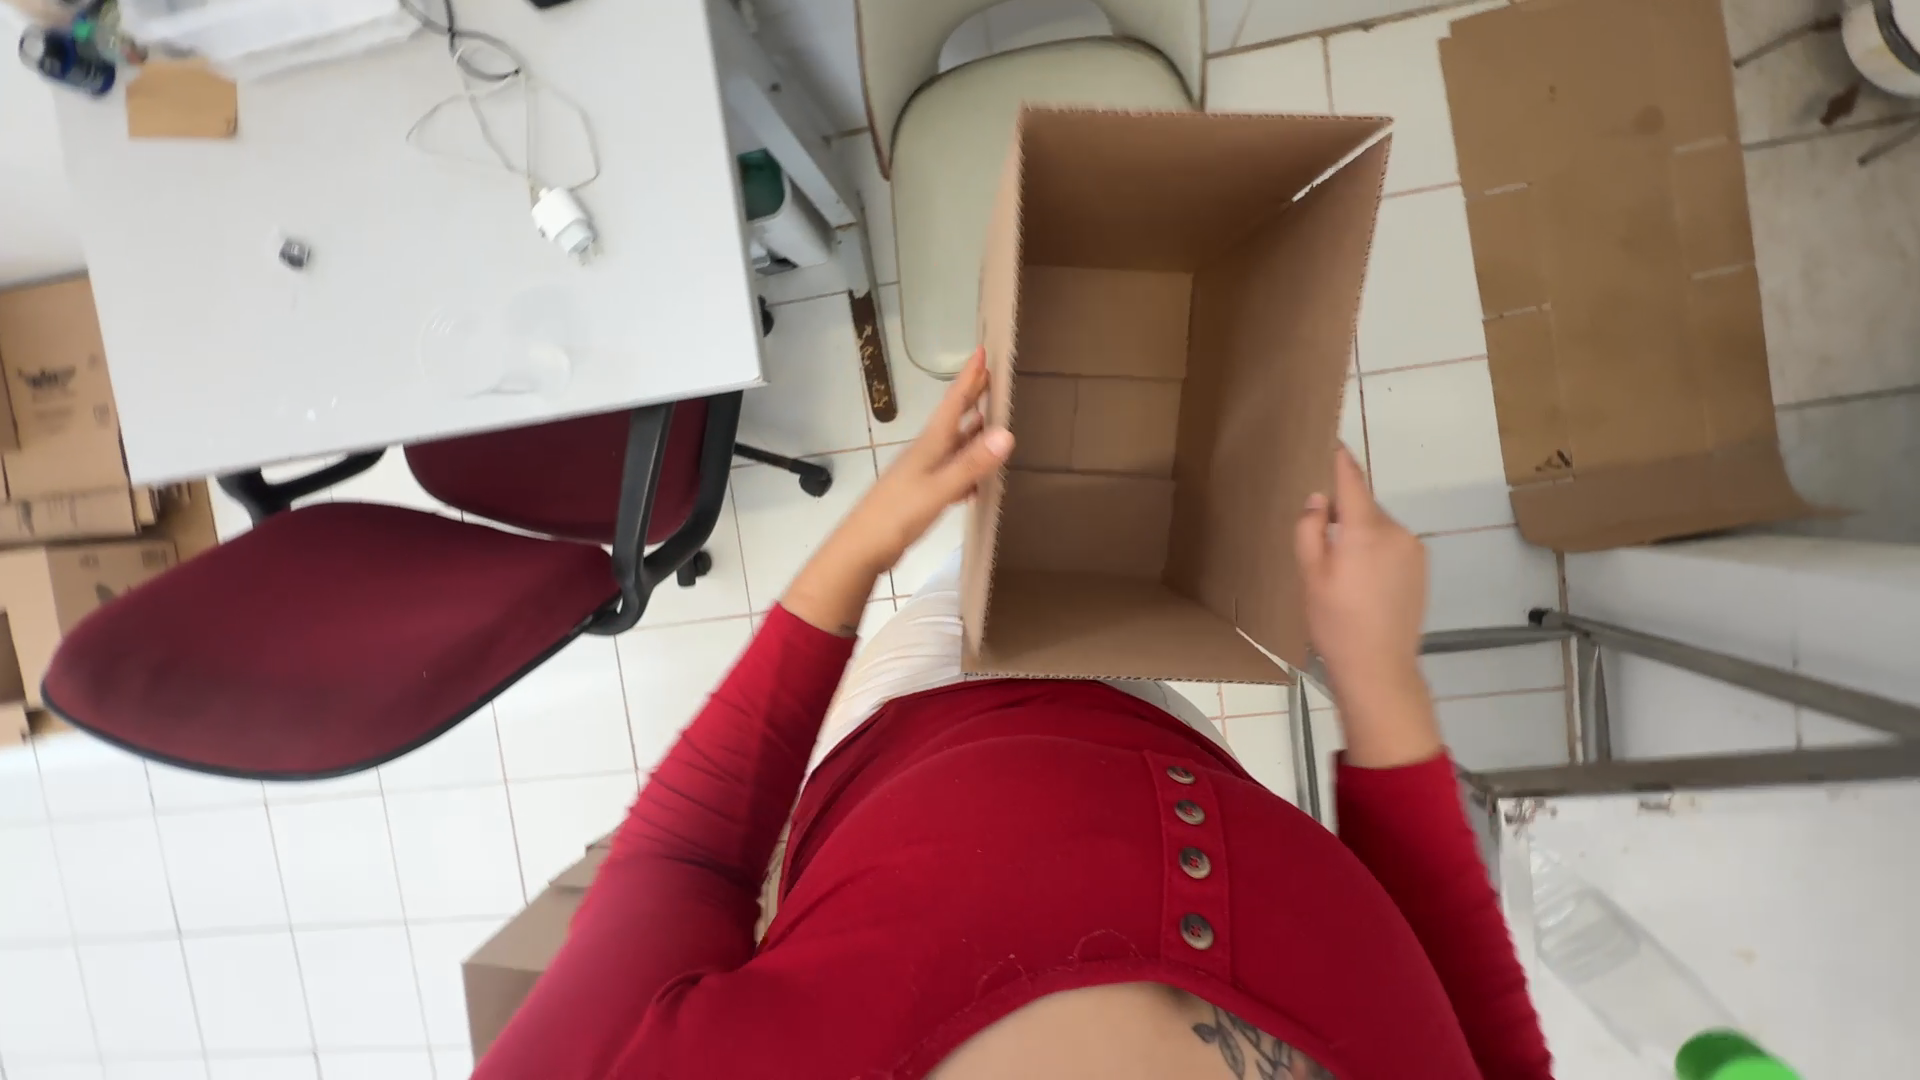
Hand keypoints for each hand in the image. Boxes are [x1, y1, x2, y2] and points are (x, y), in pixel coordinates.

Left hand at [830, 346, 1011, 575]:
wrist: (861, 548)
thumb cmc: (896, 516)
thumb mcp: (938, 489)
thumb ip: (970, 464)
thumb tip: (1006, 433)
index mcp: (930, 446)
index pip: (952, 404)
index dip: (968, 378)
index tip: (981, 352)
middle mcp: (926, 453)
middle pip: (952, 419)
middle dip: (970, 397)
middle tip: (989, 377)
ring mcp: (921, 474)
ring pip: (952, 445)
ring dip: (969, 431)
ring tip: (989, 420)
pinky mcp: (920, 495)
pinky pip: (950, 472)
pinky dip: (965, 468)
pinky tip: (975, 479)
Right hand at [1294, 445, 1440, 767]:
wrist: (1379, 666)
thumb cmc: (1335, 621)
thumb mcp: (1309, 575)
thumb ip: (1310, 530)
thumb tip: (1318, 500)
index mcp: (1365, 531)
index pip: (1351, 482)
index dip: (1340, 460)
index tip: (1331, 441)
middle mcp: (1396, 532)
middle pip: (1363, 507)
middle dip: (1341, 511)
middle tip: (1317, 535)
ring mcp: (1413, 550)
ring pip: (1376, 527)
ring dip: (1357, 534)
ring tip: (1337, 568)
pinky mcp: (1420, 568)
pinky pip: (1390, 545)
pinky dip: (1373, 550)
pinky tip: (1359, 580)